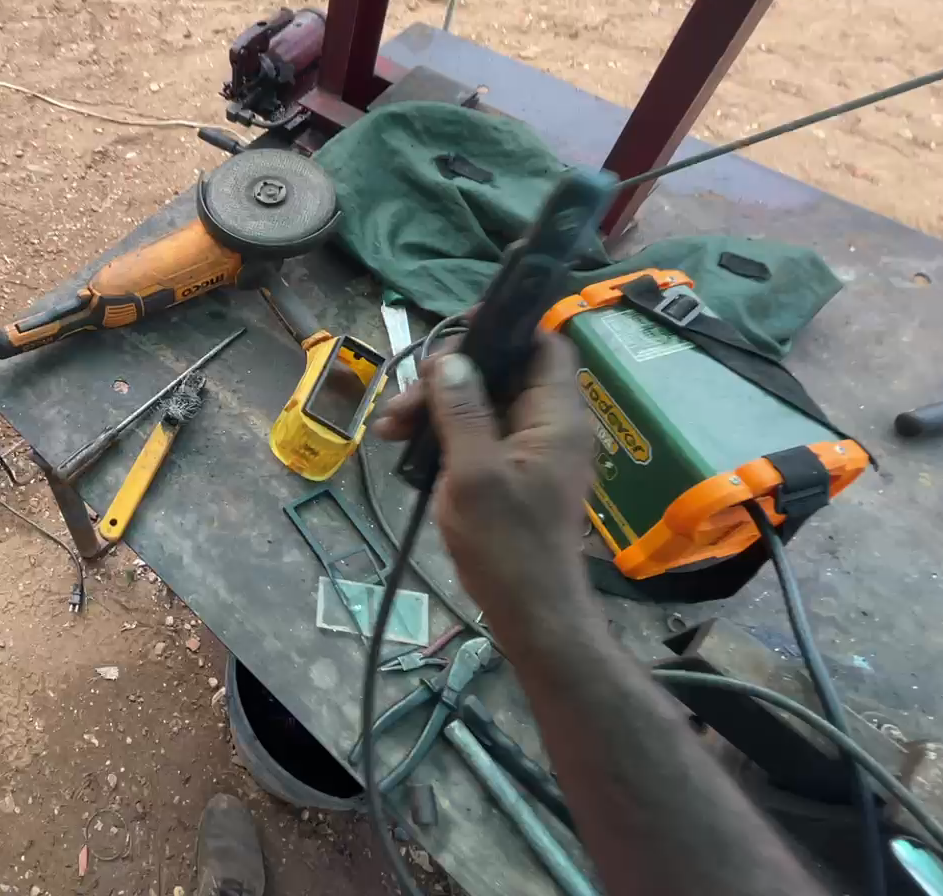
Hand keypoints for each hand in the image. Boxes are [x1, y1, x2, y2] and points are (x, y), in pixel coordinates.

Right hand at [371, 331, 598, 645]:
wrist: (527, 610)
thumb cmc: (505, 544)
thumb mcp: (474, 473)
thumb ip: (462, 412)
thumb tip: (450, 361)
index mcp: (554, 418)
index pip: (542, 347)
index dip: (503, 331)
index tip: (453, 335)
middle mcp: (546, 425)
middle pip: (497, 374)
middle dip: (445, 379)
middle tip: (400, 403)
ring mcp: (527, 448)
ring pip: (478, 403)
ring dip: (433, 407)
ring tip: (388, 429)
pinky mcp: (508, 469)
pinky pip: (474, 432)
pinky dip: (440, 432)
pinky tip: (403, 446)